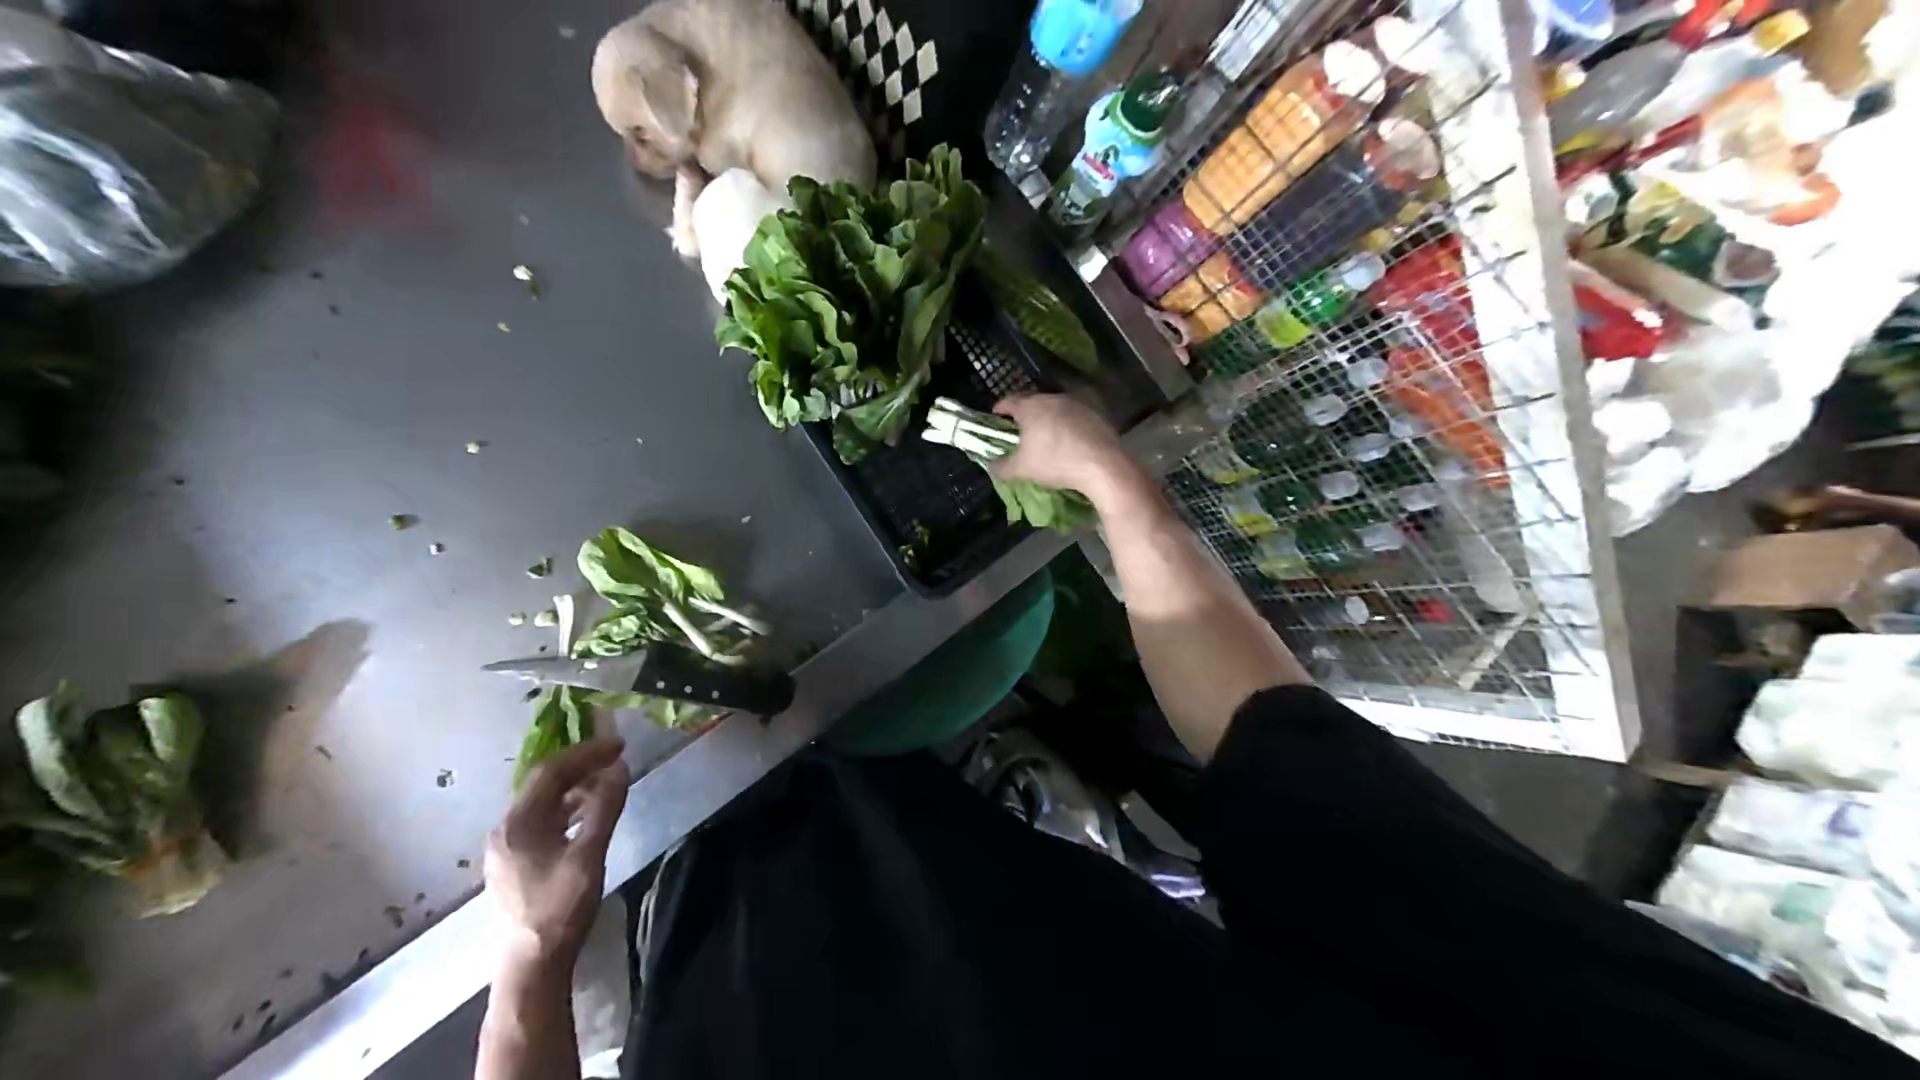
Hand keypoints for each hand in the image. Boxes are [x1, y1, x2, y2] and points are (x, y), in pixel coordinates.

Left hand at [485, 738, 629, 962]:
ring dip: (576, 786)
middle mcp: (505, 830)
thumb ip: (604, 808)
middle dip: (581, 765)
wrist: (532, 966)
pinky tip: (589, 813)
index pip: (552, 771)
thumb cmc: (560, 908)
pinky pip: (542, 820)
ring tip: (608, 780)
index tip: (620, 745)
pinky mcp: (515, 863)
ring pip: (543, 802)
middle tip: (616, 757)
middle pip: (544, 784)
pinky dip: (568, 807)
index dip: (587, 752)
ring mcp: (507, 848)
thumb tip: (619, 768)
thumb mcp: (589, 856)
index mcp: (517, 824)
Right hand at [990, 394, 1142, 502]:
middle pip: (1032, 402)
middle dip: (1024, 415)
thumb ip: (1001, 466)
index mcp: (1030, 406)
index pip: (1008, 401)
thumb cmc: (1054, 462)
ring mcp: (1076, 404)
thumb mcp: (1021, 470)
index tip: (995, 418)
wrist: (1101, 465)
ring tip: (1045, 437)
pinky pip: (1073, 417)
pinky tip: (1068, 442)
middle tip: (1019, 431)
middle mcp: (1052, 398)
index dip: (999, 409)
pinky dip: (1066, 426)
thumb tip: (991, 465)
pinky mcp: (1095, 413)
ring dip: (1047, 419)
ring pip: (1054, 408)